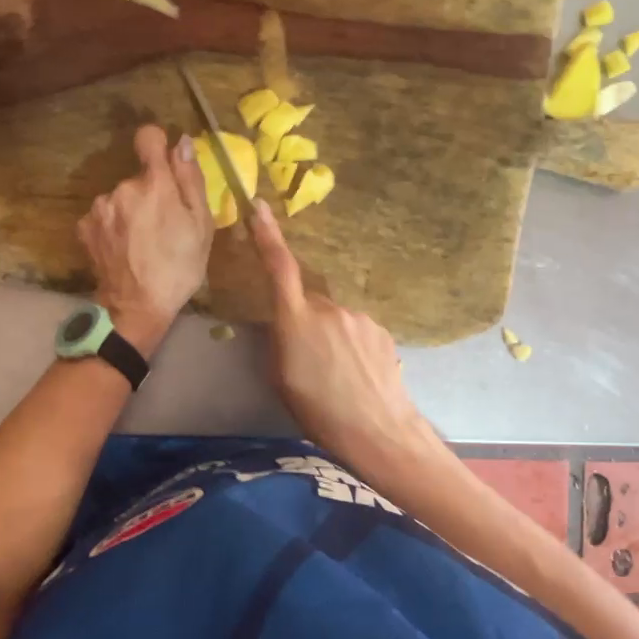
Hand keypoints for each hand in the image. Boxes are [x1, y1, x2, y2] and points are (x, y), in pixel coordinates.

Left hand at [77, 124, 215, 355]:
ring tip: (142, 242)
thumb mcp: (201, 225)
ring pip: (119, 198)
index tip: (163, 161)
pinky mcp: (84, 227)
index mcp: (154, 184)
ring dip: (129, 211)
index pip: (148, 137)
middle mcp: (121, 188)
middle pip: (137, 178)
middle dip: (149, 193)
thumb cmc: (179, 269)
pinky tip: (123, 249)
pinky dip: (113, 227)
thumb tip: (181, 141)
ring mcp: (99, 208)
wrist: (137, 308)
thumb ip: (190, 179)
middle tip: (162, 226)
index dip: (157, 144)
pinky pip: (103, 216)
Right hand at [251, 203, 437, 463]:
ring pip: (334, 318)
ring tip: (335, 376)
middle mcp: (328, 310)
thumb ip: (280, 341)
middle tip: (307, 363)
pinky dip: (351, 346)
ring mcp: (359, 317)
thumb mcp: (280, 379)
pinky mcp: (380, 330)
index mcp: (296, 321)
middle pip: (308, 303)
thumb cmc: (317, 411)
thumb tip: (285, 325)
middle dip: (304, 323)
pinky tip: (356, 375)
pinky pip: (356, 330)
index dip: (266, 237)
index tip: (258, 208)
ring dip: (330, 338)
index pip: (278, 269)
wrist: (376, 430)